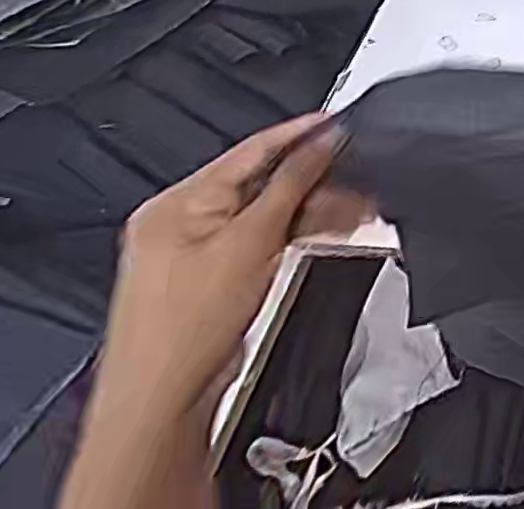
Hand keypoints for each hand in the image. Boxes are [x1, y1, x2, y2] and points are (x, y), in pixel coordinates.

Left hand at [94, 113, 369, 417]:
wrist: (167, 402)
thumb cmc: (183, 331)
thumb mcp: (250, 241)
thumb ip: (290, 184)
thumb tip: (319, 144)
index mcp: (177, 203)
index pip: (249, 149)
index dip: (298, 132)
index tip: (335, 121)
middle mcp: (184, 219)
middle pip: (263, 180)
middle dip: (315, 177)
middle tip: (356, 171)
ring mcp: (201, 246)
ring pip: (271, 209)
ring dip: (314, 206)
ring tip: (356, 205)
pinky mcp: (220, 270)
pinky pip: (267, 234)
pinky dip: (299, 229)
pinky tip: (331, 226)